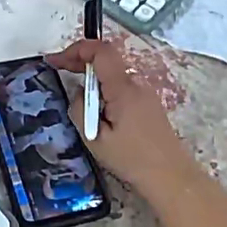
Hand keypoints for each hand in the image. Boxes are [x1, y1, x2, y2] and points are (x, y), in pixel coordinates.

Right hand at [45, 38, 194, 194]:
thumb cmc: (132, 159)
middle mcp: (136, 84)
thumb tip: (79, 91)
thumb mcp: (95, 138)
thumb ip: (79, 108)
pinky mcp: (148, 103)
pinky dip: (104, 87)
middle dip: (80, 60)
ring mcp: (145, 92)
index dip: (75, 49)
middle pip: (106, 59)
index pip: (100, 51)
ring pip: (113, 73)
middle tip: (58, 69)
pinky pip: (122, 86)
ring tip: (76, 92)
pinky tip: (96, 105)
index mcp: (123, 89)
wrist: (171, 176)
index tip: (56, 60)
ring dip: (92, 76)